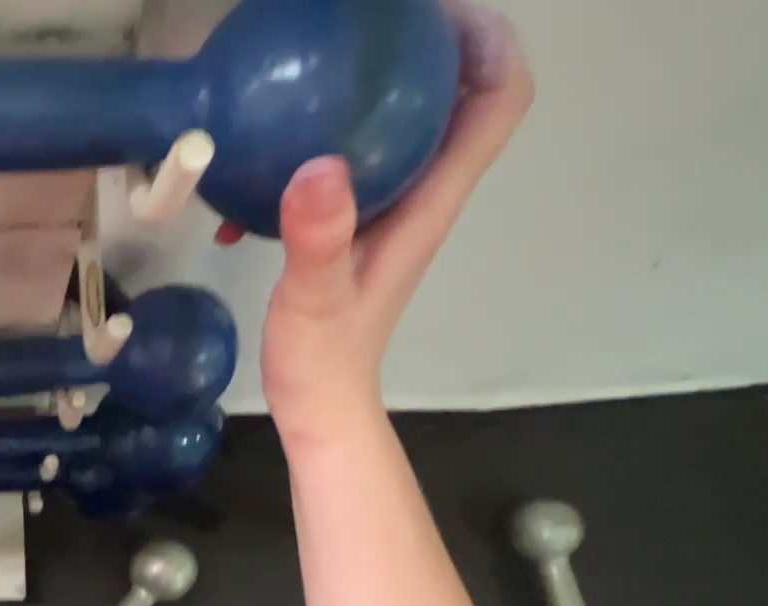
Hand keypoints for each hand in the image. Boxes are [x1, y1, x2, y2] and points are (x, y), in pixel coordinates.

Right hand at [235, 0, 532, 442]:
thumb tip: (316, 165)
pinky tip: (270, 161)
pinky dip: (329, 146)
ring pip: (406, 131)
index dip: (488, 43)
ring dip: (379, 92)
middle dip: (430, 50)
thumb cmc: (321, 357)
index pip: (497, 102)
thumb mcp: (315, 297)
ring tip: (321, 70)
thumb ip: (318, 237)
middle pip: (458, 101)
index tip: (434, 13)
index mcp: (428, 202)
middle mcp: (420, 198)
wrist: (318, 404)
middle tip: (368, 27)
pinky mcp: (354, 231)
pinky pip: (358, 167)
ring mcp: (388, 215)